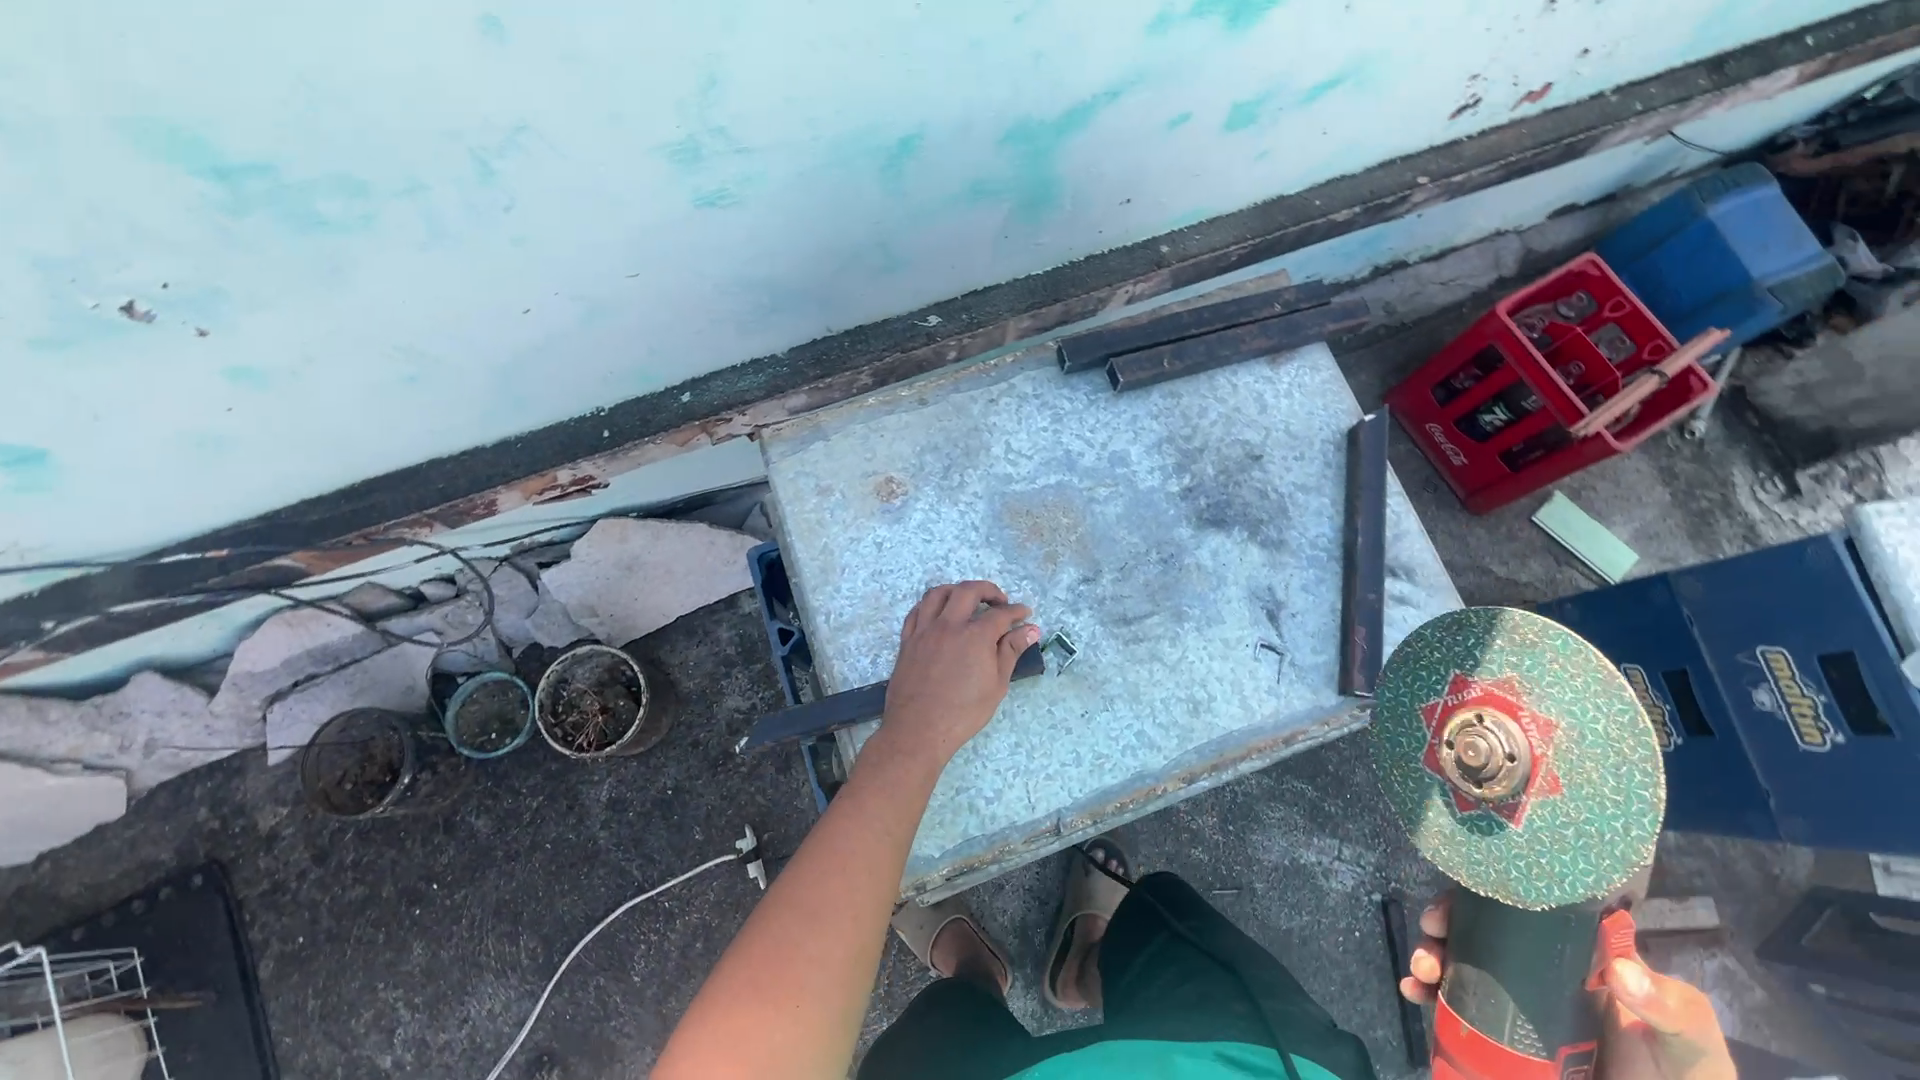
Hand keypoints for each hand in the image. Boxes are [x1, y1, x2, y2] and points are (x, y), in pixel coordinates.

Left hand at [877, 581, 1037, 766]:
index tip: (1024, 615)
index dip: (1016, 612)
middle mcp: (949, 625)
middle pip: (968, 591)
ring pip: (938, 593)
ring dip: (956, 590)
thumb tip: (1030, 630)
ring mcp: (925, 630)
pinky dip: (930, 605)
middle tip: (999, 602)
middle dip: (988, 590)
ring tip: (967, 601)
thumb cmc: (964, 713)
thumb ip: (1011, 651)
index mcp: (975, 636)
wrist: (919, 729)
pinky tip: (939, 613)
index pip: (1001, 614)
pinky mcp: (908, 640)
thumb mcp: (996, 684)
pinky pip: (917, 611)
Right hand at [1400, 894, 1736, 1079]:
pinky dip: (1427, 996)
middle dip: (1443, 929)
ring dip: (1429, 959)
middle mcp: (1539, 973)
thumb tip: (1621, 970)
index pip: (1521, 913)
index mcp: (1575, 958)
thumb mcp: (1689, 1040)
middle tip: (1430, 941)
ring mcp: (1518, 1008)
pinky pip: (1456, 1010)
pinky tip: (1413, 995)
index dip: (1480, 901)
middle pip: (1478, 934)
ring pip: (1460, 966)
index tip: (1451, 908)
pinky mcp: (1503, 1042)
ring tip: (1420, 974)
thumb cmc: (1685, 1078)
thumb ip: (1669, 1007)